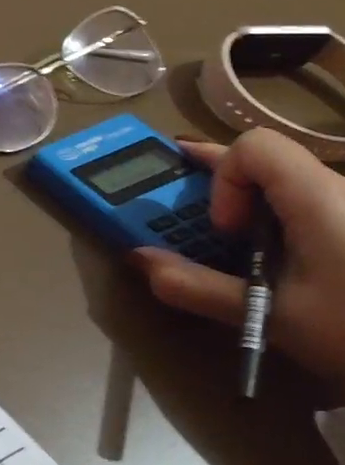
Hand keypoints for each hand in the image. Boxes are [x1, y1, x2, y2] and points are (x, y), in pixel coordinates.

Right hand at [130, 129, 344, 387]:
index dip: (223, 175)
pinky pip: (324, 210)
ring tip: (236, 244)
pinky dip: (290, 223)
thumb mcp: (275, 317)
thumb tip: (139, 260)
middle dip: (221, 186)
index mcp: (324, 201)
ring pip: (300, 189)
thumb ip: (200, 286)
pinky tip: (286, 259)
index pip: (256, 146)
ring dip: (256, 209)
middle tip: (189, 213)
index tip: (227, 227)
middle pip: (274, 165)